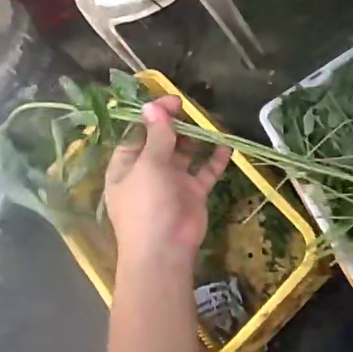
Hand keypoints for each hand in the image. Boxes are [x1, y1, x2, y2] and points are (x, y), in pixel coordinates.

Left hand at [104, 97, 231, 274]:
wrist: (164, 249)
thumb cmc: (147, 205)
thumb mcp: (148, 165)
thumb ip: (156, 136)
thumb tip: (152, 106)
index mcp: (127, 164)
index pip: (138, 132)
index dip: (153, 116)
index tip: (172, 101)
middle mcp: (149, 171)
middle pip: (162, 141)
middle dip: (176, 125)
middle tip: (192, 110)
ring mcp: (172, 182)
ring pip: (185, 154)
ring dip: (195, 140)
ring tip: (208, 124)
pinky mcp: (193, 194)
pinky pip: (205, 172)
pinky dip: (214, 160)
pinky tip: (226, 147)